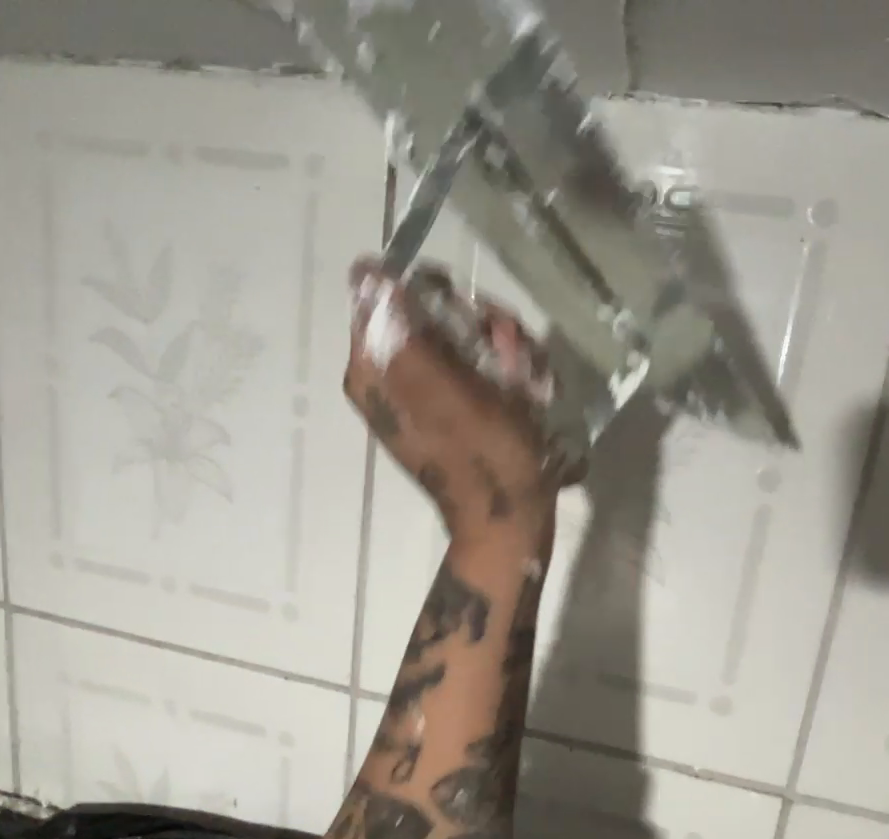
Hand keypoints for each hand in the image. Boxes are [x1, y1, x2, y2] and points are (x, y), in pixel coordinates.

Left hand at [344, 258, 564, 548]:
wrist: (509, 519)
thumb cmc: (482, 457)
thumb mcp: (444, 392)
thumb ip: (401, 333)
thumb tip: (362, 270)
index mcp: (373, 369)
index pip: (389, 294)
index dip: (438, 297)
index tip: (473, 326)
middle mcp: (392, 373)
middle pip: (434, 311)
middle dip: (483, 327)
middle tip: (510, 359)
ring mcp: (426, 388)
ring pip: (466, 333)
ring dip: (506, 350)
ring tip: (525, 384)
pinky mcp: (455, 402)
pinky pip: (480, 362)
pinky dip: (509, 372)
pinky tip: (527, 394)